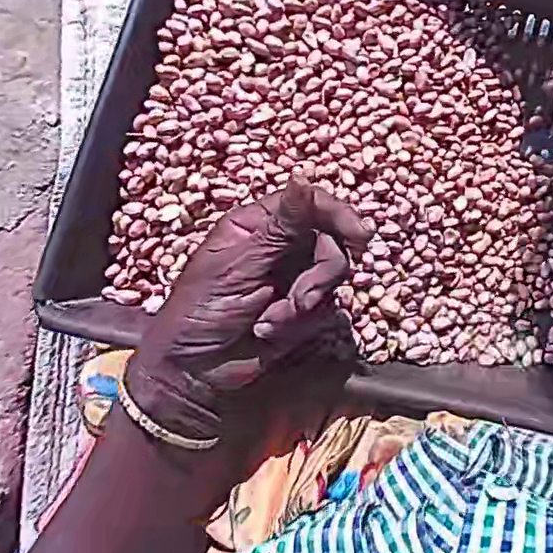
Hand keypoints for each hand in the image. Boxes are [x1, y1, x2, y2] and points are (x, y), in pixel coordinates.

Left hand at [123, 179, 373, 447]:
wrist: (193, 374)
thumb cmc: (200, 311)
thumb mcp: (240, 265)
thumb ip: (282, 226)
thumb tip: (304, 178)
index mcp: (260, 224)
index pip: (311, 203)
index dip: (338, 214)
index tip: (360, 235)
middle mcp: (283, 244)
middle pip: (332, 240)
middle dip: (321, 273)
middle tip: (302, 299)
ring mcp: (296, 275)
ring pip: (334, 274)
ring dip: (307, 300)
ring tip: (275, 320)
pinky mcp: (305, 307)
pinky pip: (329, 306)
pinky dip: (304, 322)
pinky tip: (272, 330)